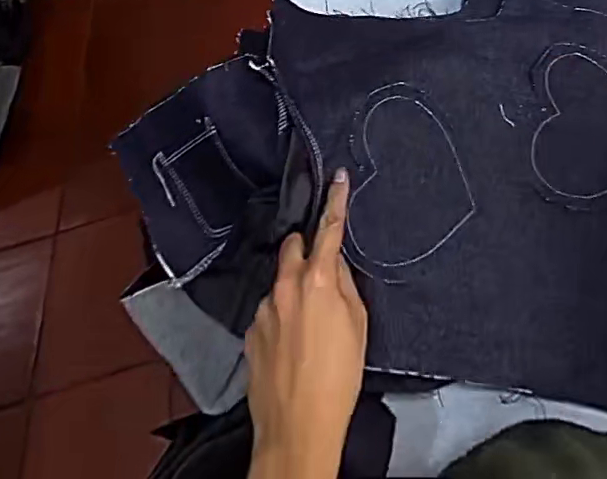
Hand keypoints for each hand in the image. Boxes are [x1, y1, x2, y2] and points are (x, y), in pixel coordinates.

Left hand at [245, 169, 367, 478]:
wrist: (298, 428)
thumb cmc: (339, 374)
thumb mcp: (357, 323)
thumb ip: (343, 283)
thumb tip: (333, 262)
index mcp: (317, 280)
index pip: (328, 228)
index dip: (336, 200)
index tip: (338, 177)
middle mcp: (285, 286)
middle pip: (292, 246)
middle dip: (305, 249)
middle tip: (320, 270)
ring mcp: (263, 309)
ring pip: (279, 280)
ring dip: (293, 287)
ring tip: (308, 323)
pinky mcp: (250, 333)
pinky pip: (268, 308)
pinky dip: (281, 313)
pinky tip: (292, 342)